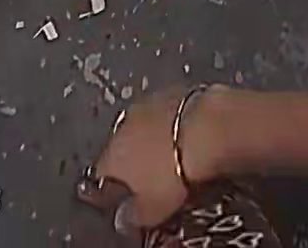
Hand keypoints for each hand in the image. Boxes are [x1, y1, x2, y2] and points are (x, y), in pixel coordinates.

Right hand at [79, 87, 228, 235]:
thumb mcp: (153, 210)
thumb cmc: (175, 172)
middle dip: (132, 159)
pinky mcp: (170, 90)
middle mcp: (123, 125)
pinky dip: (168, 121)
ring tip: (169, 154)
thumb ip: (133, 215)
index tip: (125, 197)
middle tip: (151, 176)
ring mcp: (146, 103)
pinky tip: (182, 133)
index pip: (102, 174)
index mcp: (113, 155)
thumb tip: (124, 218)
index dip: (112, 187)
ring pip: (141, 125)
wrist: (205, 129)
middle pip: (121, 146)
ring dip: (149, 137)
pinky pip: (163, 111)